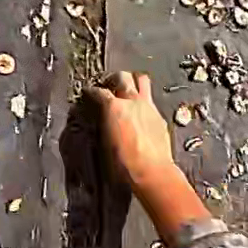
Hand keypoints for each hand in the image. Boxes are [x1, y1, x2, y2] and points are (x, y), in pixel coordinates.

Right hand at [84, 71, 176, 189]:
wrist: (152, 171)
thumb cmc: (125, 162)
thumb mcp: (105, 142)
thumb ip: (103, 123)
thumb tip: (101, 118)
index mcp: (114, 107)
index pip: (99, 91)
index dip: (91, 91)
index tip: (89, 93)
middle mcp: (132, 102)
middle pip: (122, 77)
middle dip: (113, 79)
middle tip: (108, 85)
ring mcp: (148, 106)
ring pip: (141, 80)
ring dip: (133, 81)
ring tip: (127, 88)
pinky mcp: (159, 116)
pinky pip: (150, 100)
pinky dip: (143, 101)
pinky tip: (140, 111)